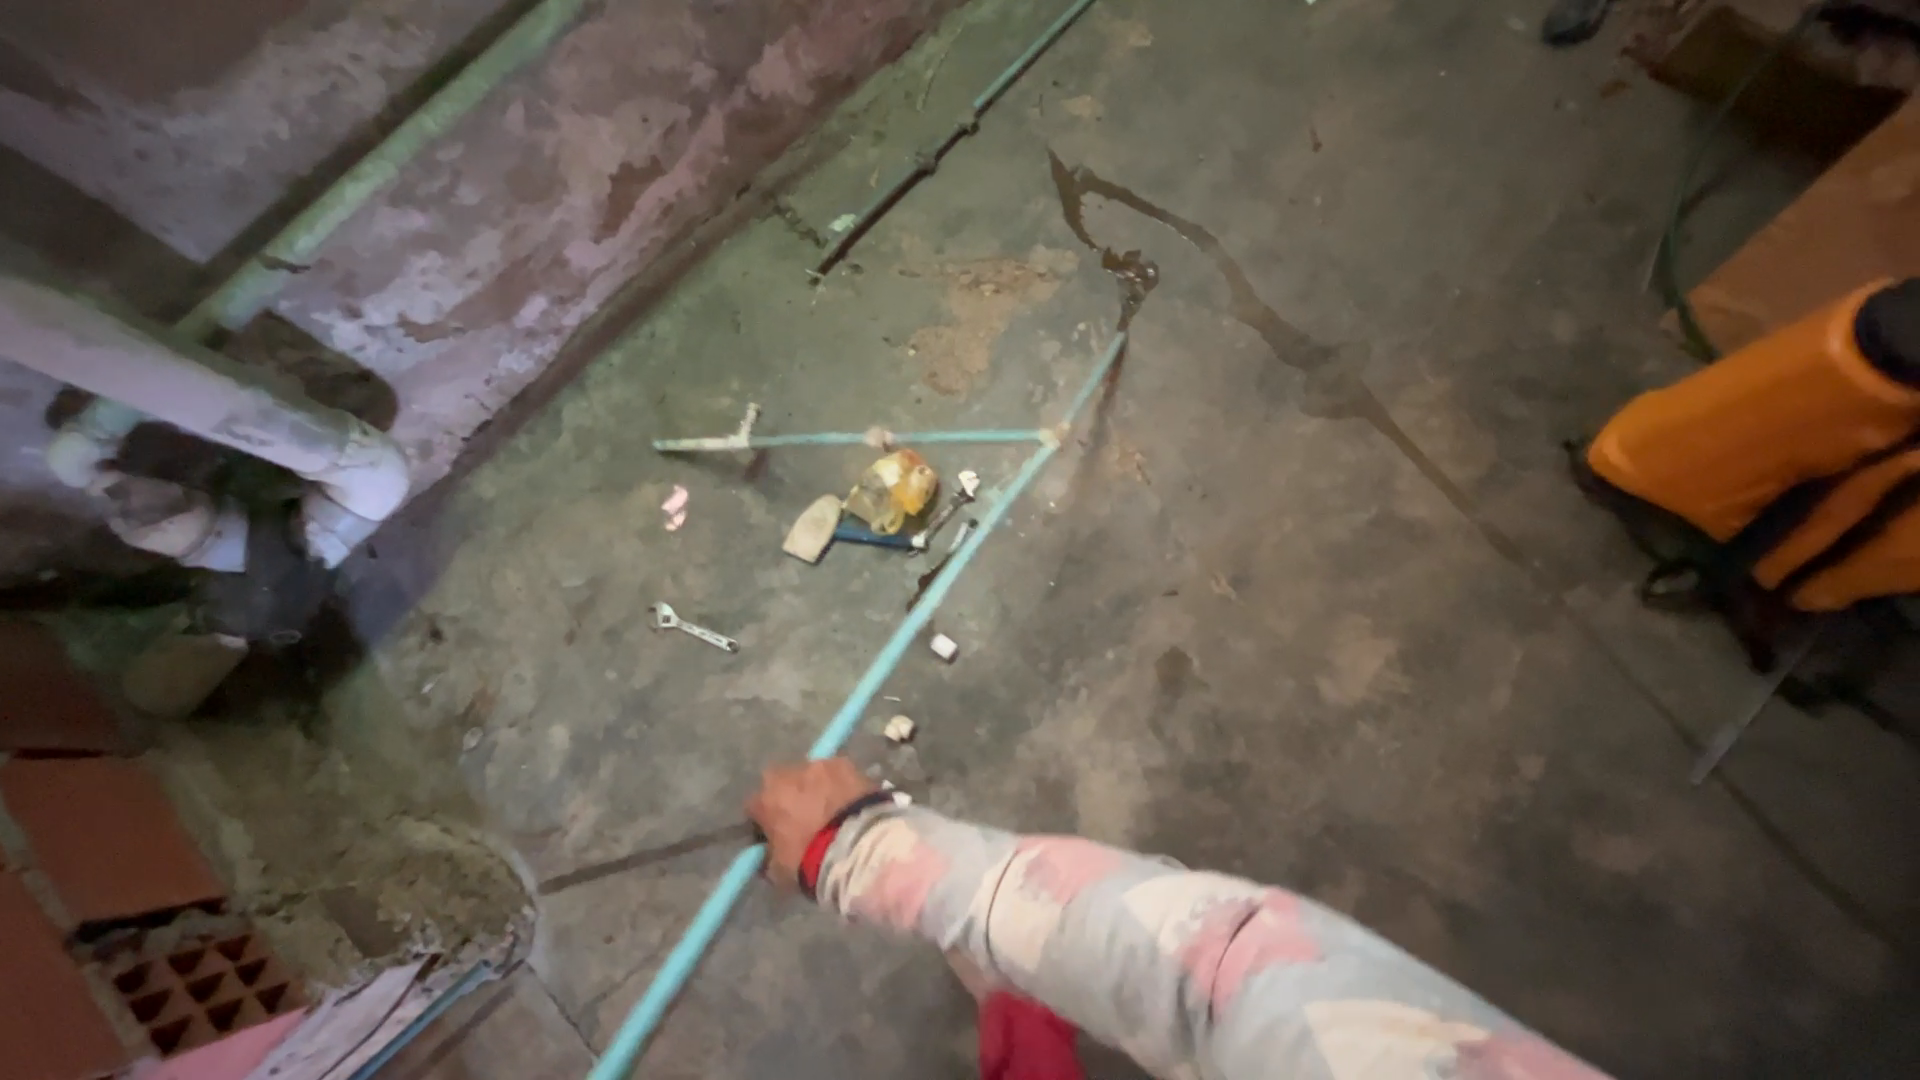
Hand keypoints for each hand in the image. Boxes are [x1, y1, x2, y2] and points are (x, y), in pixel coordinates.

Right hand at [745, 758, 878, 888]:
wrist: (856, 846)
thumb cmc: (810, 860)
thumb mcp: (778, 872)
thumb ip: (769, 857)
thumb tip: (768, 854)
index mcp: (766, 800)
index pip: (754, 806)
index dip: (762, 820)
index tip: (773, 833)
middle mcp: (788, 775)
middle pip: (781, 782)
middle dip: (788, 795)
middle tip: (803, 817)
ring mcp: (819, 765)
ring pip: (811, 775)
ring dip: (816, 787)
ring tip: (831, 809)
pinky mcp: (846, 763)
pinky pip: (837, 774)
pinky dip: (840, 784)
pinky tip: (849, 801)